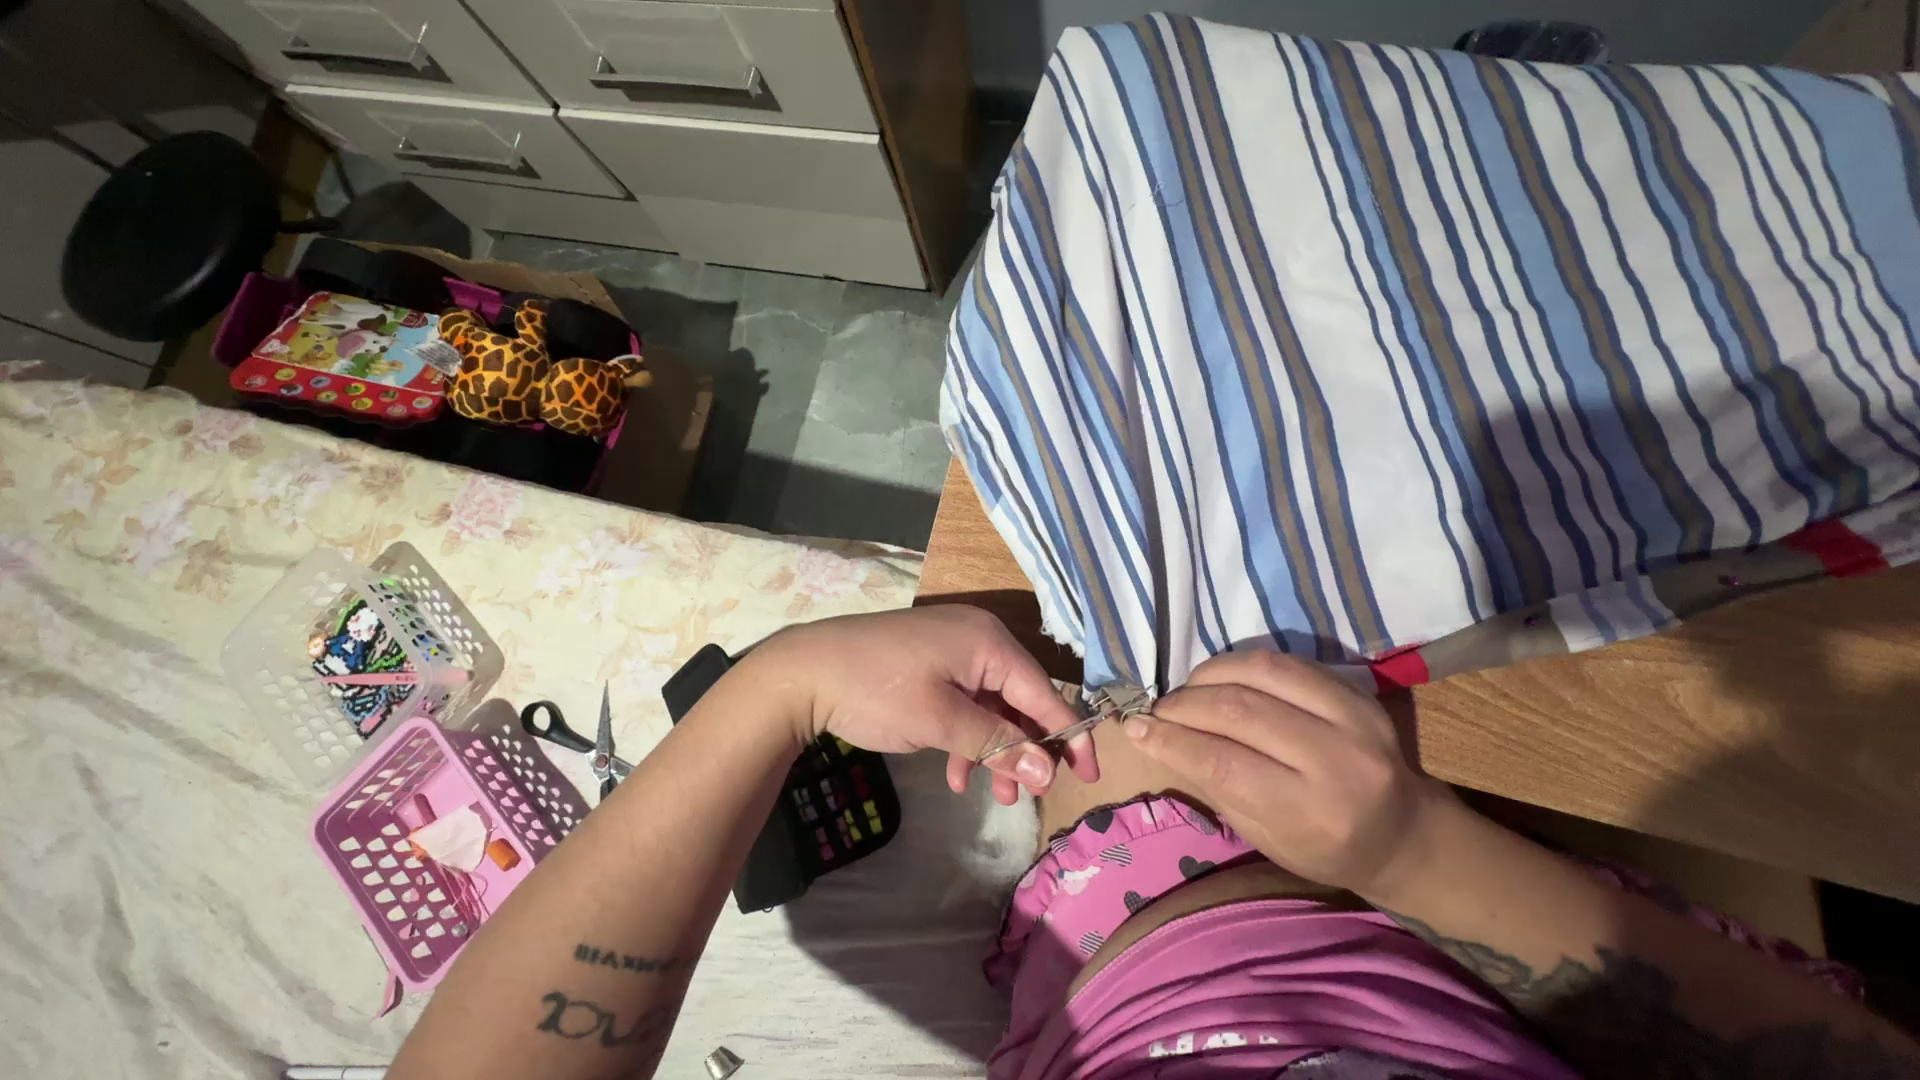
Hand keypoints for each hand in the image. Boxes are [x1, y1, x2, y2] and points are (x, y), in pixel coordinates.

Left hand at [750, 606, 1099, 804]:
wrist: (803, 672)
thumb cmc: (878, 691)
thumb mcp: (942, 722)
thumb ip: (999, 744)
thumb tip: (1049, 770)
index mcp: (988, 642)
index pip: (1044, 691)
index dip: (1069, 736)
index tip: (1089, 776)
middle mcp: (977, 639)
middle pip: (1021, 699)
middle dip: (1027, 749)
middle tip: (1031, 793)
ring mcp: (952, 650)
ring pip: (993, 706)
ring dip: (997, 750)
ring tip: (999, 794)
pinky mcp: (931, 665)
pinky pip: (965, 702)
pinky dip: (968, 738)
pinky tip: (958, 774)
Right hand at [1123, 650, 1449, 895]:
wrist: (1404, 833)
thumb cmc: (1324, 848)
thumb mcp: (1263, 835)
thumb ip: (1214, 782)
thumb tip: (1154, 736)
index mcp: (1313, 812)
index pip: (1224, 763)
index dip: (1170, 740)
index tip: (1133, 729)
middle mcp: (1338, 761)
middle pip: (1239, 711)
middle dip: (1185, 705)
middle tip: (1158, 711)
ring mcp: (1354, 719)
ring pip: (1261, 672)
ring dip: (1209, 675)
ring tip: (1187, 691)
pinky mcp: (1357, 692)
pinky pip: (1286, 662)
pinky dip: (1242, 664)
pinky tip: (1221, 679)